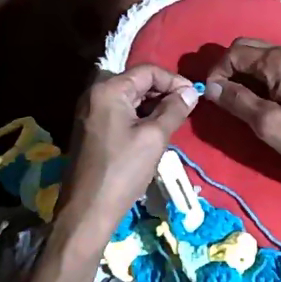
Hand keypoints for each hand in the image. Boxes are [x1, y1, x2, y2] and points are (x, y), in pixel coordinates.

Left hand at [63, 65, 197, 219]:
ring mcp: (89, 111)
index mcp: (108, 89)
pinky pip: (119, 111)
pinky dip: (138, 115)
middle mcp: (94, 94)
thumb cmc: (123, 171)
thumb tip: (191, 92)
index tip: (193, 97)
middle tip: (185, 108)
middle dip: (163, 91)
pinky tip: (153, 130)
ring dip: (152, 104)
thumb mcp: (155, 138)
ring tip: (173, 119)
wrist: (87, 210)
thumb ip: (174, 109)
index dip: (173, 80)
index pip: (147, 71)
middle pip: (136, 81)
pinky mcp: (90, 128)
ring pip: (128, 97)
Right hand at [203, 40, 280, 189]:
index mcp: (280, 59)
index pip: (235, 52)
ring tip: (236, 102)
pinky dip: (258, 78)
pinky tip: (256, 101)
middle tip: (221, 98)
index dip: (217, 72)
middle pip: (246, 48)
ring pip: (259, 57)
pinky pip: (272, 67)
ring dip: (242, 74)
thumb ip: (236, 100)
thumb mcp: (266, 123)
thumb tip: (210, 87)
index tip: (212, 98)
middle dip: (228, 69)